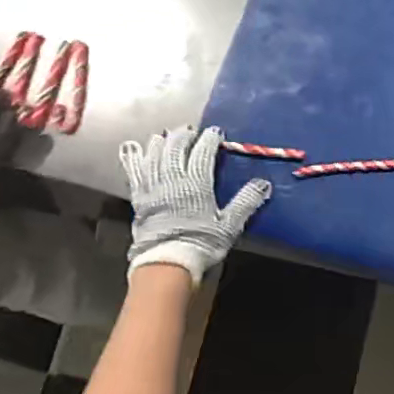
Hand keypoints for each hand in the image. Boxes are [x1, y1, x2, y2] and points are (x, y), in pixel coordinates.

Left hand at [121, 125, 271, 281]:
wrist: (167, 262)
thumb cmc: (200, 245)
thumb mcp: (229, 226)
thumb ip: (245, 202)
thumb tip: (263, 184)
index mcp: (197, 184)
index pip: (203, 152)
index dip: (209, 139)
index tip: (215, 133)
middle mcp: (173, 180)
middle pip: (176, 148)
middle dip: (184, 135)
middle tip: (189, 131)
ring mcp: (153, 187)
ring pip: (155, 155)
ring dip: (161, 142)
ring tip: (164, 136)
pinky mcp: (139, 197)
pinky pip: (134, 171)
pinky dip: (132, 156)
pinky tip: (131, 147)